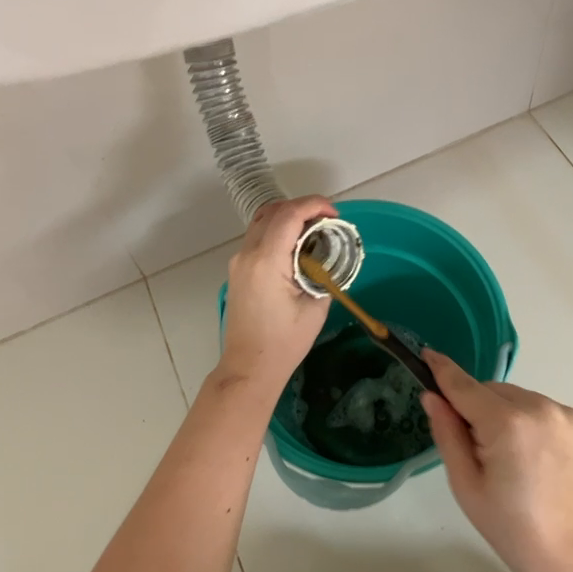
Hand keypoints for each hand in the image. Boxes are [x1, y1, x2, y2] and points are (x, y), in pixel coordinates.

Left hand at [215, 196, 335, 391]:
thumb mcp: (315, 307)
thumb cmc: (284, 342)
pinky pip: (257, 237)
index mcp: (267, 261)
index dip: (314, 205)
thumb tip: (328, 256)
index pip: (289, 215)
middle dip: (302, 207)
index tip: (335, 214)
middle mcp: (247, 254)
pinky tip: (297, 246)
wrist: (249, 366)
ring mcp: (238, 261)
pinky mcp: (237, 269)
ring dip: (288, 217)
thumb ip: (323, 274)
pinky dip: (277, 231)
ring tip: (314, 230)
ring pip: (262, 220)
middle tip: (327, 220)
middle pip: (273, 211)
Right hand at [420, 349, 572, 571]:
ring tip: (513, 458)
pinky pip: (545, 411)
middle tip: (479, 448)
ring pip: (520, 398)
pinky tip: (538, 457)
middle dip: (480, 408)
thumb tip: (433, 396)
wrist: (570, 555)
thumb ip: (447, 433)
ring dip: (508, 414)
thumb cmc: (509, 525)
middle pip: (494, 391)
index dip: (443, 370)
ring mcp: (567, 415)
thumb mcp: (465, 484)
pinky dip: (534, 423)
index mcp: (507, 423)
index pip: (466, 386)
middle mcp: (540, 407)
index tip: (427, 354)